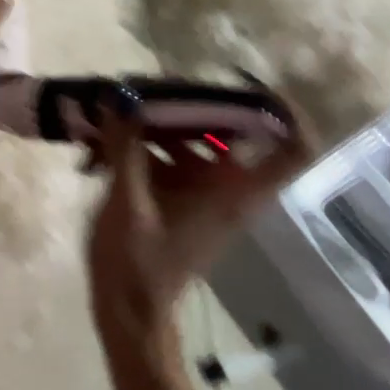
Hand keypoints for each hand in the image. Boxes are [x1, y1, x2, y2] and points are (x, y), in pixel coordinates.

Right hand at [88, 105, 309, 331]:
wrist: (128, 310)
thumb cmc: (137, 262)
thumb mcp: (128, 202)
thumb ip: (126, 147)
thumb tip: (120, 96)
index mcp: (232, 193)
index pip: (291, 148)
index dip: (282, 109)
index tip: (241, 79)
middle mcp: (224, 187)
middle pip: (227, 129)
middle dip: (186, 101)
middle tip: (142, 86)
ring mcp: (198, 190)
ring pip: (189, 138)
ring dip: (152, 119)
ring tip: (110, 107)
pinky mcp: (173, 195)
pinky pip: (164, 154)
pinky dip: (136, 141)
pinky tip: (99, 136)